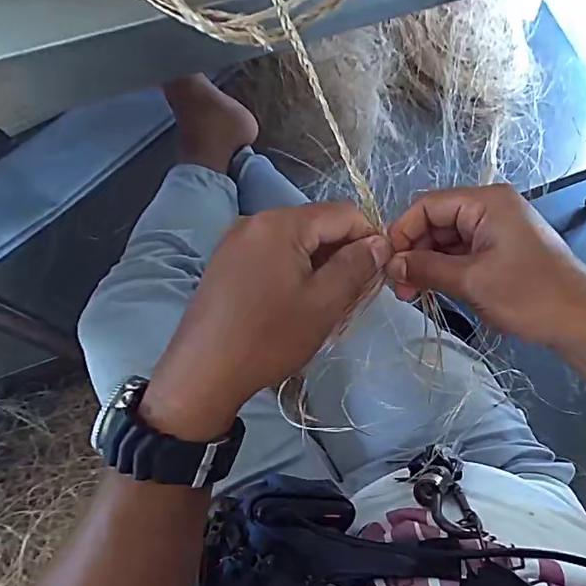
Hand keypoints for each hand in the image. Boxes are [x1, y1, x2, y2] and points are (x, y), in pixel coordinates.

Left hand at [140, 202, 389, 438]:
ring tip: (330, 302)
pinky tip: (300, 302)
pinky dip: (297, 271)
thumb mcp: (325, 302)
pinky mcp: (227, 262)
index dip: (371, 238)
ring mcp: (237, 241)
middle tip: (357, 293)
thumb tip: (379, 243)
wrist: (204, 372)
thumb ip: (357, 265)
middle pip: (319, 225)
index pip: (344, 213)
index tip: (381, 272)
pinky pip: (275, 254)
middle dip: (345, 253)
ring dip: (322, 265)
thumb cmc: (270, 337)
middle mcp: (256, 221)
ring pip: (298, 241)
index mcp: (281, 224)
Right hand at [385, 186, 585, 349]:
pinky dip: (450, 271)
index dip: (402, 232)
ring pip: (451, 241)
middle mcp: (493, 208)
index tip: (386, 264)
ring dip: (430, 264)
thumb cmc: (532, 295)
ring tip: (413, 293)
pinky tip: (436, 290)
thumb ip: (428, 268)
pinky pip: (468, 255)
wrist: (582, 320)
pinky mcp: (506, 253)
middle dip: (415, 251)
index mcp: (487, 202)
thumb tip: (392, 264)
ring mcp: (501, 231)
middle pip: (438, 221)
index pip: (428, 205)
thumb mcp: (473, 281)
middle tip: (398, 287)